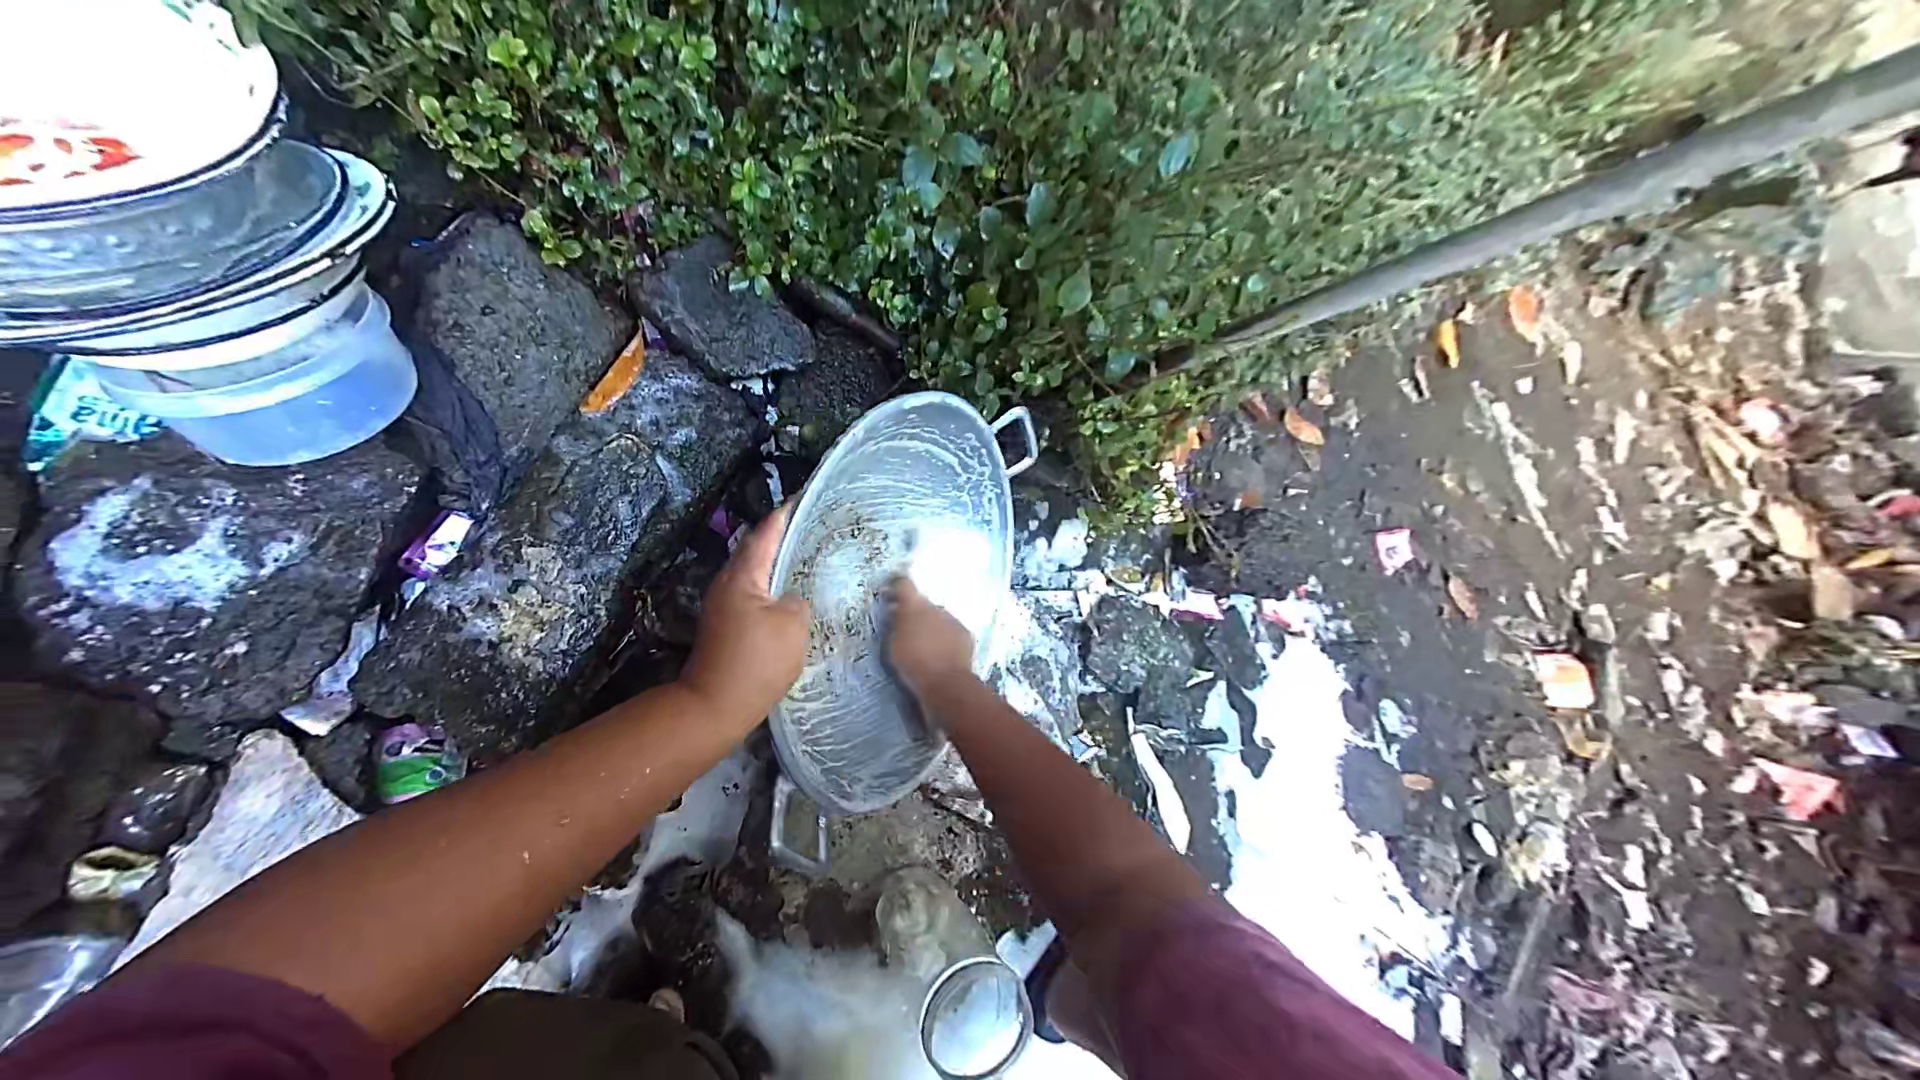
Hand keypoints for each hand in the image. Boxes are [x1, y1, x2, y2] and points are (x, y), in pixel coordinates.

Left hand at [681, 506, 809, 724]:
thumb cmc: (756, 661)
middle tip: (815, 527)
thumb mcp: (793, 626)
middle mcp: (728, 583)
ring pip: (755, 572)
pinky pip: (754, 593)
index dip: (787, 513)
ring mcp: (724, 605)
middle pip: (757, 549)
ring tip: (810, 557)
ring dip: (779, 562)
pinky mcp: (727, 625)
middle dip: (784, 536)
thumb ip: (798, 601)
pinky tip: (793, 594)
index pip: (766, 533)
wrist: (714, 706)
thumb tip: (791, 598)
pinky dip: (774, 585)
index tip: (806, 497)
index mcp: (743, 576)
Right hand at [886, 576, 976, 704]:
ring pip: (939, 618)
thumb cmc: (912, 663)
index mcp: (914, 606)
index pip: (904, 584)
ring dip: (932, 626)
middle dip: (916, 614)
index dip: (897, 586)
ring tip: (926, 647)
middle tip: (908, 631)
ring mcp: (953, 619)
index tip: (891, 593)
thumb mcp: (893, 644)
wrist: (946, 682)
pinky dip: (946, 638)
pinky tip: (942, 653)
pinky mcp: (966, 634)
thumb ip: (895, 624)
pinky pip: (952, 631)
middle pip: (923, 604)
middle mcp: (936, 607)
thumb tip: (896, 610)